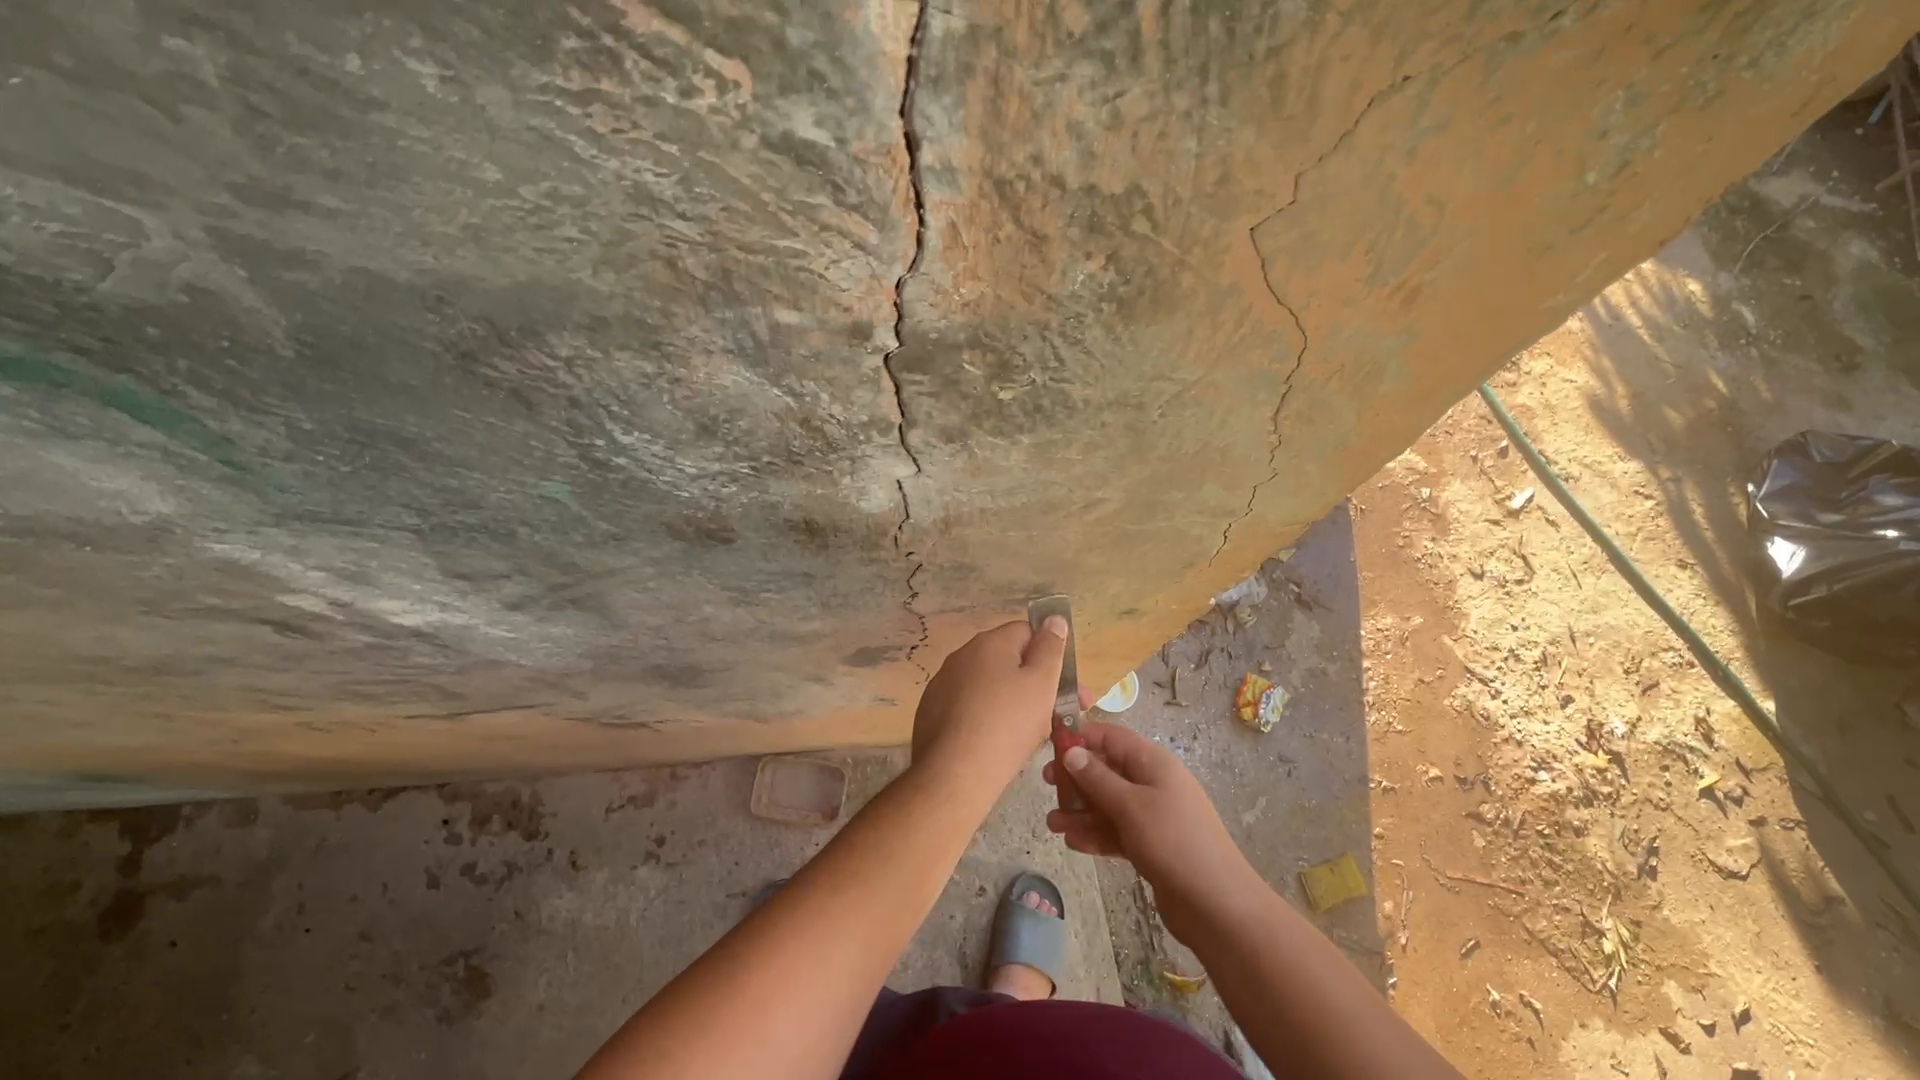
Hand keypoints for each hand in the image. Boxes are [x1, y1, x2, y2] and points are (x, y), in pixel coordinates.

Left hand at [910, 616, 1068, 785]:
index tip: (1066, 687)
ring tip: (1029, 735)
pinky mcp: (932, 713)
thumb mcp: (1042, 684)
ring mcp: (942, 685)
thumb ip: (1050, 648)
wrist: (954, 774)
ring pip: (989, 688)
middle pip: (1007, 662)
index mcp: (988, 643)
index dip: (1049, 656)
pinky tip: (996, 744)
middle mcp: (961, 656)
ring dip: (1011, 703)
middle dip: (1035, 684)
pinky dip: (986, 719)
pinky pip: (969, 709)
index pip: (1027, 632)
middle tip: (1058, 716)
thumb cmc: (1007, 724)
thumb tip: (1053, 619)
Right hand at [1044, 723, 1257, 942]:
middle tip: (1047, 786)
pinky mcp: (1151, 845)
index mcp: (1153, 763)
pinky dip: (1096, 834)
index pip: (1112, 737)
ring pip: (1108, 804)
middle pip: (1107, 770)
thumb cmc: (1172, 842)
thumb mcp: (1130, 805)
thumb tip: (1071, 751)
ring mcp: (1153, 816)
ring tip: (1052, 825)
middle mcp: (1153, 783)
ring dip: (1080, 811)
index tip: (1052, 749)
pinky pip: (1117, 831)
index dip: (1082, 738)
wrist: (1215, 902)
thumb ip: (1097, 778)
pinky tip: (1073, 843)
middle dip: (1076, 778)